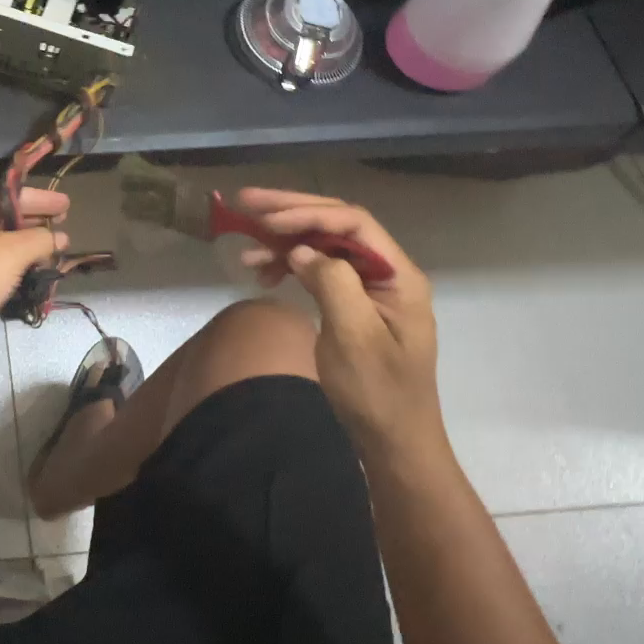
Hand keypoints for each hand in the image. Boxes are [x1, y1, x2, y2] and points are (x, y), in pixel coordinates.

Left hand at [0, 188, 69, 351]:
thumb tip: (61, 236)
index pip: (16, 194)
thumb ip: (41, 240)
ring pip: (6, 240)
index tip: (67, 204)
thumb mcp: (13, 253)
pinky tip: (36, 271)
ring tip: (56, 250)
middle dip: (38, 222)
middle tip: (65, 224)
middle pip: (11, 215)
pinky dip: (17, 264)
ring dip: (30, 245)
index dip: (43, 198)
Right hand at [235, 188, 446, 462]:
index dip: (307, 213)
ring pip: (322, 245)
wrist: (393, 441)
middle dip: (290, 211)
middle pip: (335, 225)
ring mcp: (367, 288)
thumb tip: (301, 250)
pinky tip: (262, 271)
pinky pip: (317, 269)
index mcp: (398, 275)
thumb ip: (332, 284)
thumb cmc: (377, 392)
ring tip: (245, 245)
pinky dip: (288, 264)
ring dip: (284, 240)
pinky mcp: (350, 304)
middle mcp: (385, 273)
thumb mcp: (354, 338)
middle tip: (246, 202)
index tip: (267, 220)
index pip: (351, 223)